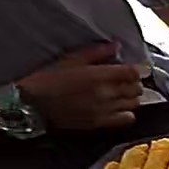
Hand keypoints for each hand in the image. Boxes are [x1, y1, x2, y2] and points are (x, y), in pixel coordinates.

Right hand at [17, 42, 144, 129]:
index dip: (135, 69)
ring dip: (132, 97)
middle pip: (135, 88)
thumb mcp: (70, 59)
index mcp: (97, 75)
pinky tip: (119, 108)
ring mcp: (104, 110)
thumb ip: (96, 52)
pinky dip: (127, 113)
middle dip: (134, 83)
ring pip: (134, 103)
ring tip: (123, 93)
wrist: (32, 104)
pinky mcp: (100, 123)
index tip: (132, 68)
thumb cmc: (47, 79)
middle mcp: (105, 94)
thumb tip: (116, 45)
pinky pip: (126, 119)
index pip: (131, 73)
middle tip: (126, 80)